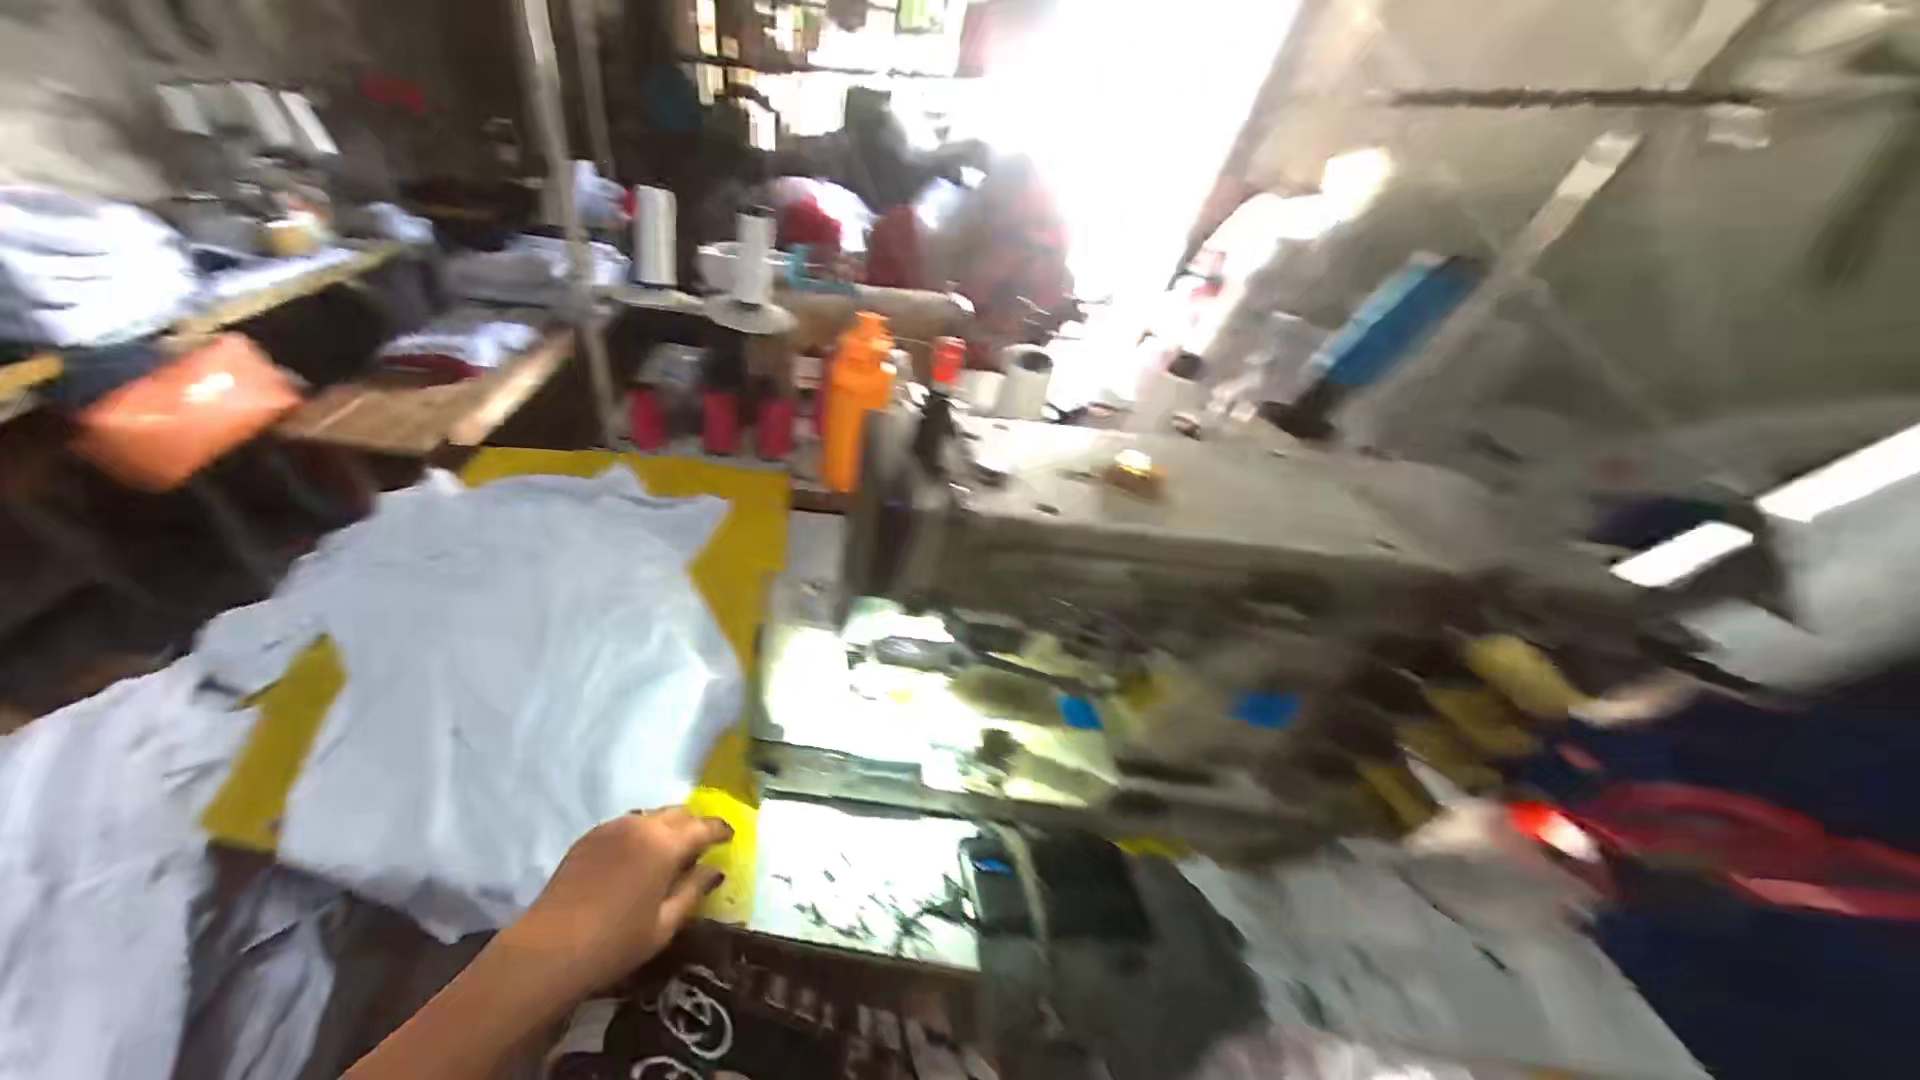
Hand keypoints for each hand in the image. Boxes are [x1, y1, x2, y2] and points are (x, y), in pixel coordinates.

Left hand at [504, 807, 732, 998]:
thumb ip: (693, 891)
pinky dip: (640, 833)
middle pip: (678, 813)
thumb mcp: (664, 925)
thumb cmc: (614, 944)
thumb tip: (715, 870)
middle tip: (700, 847)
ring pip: (651, 816)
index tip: (729, 838)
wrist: (545, 953)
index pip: (704, 826)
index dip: (720, 830)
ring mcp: (612, 828)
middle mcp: (642, 826)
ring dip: (666, 827)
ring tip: (667, 852)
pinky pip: (627, 824)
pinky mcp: (589, 837)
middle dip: (694, 825)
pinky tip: (635, 858)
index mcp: (665, 845)